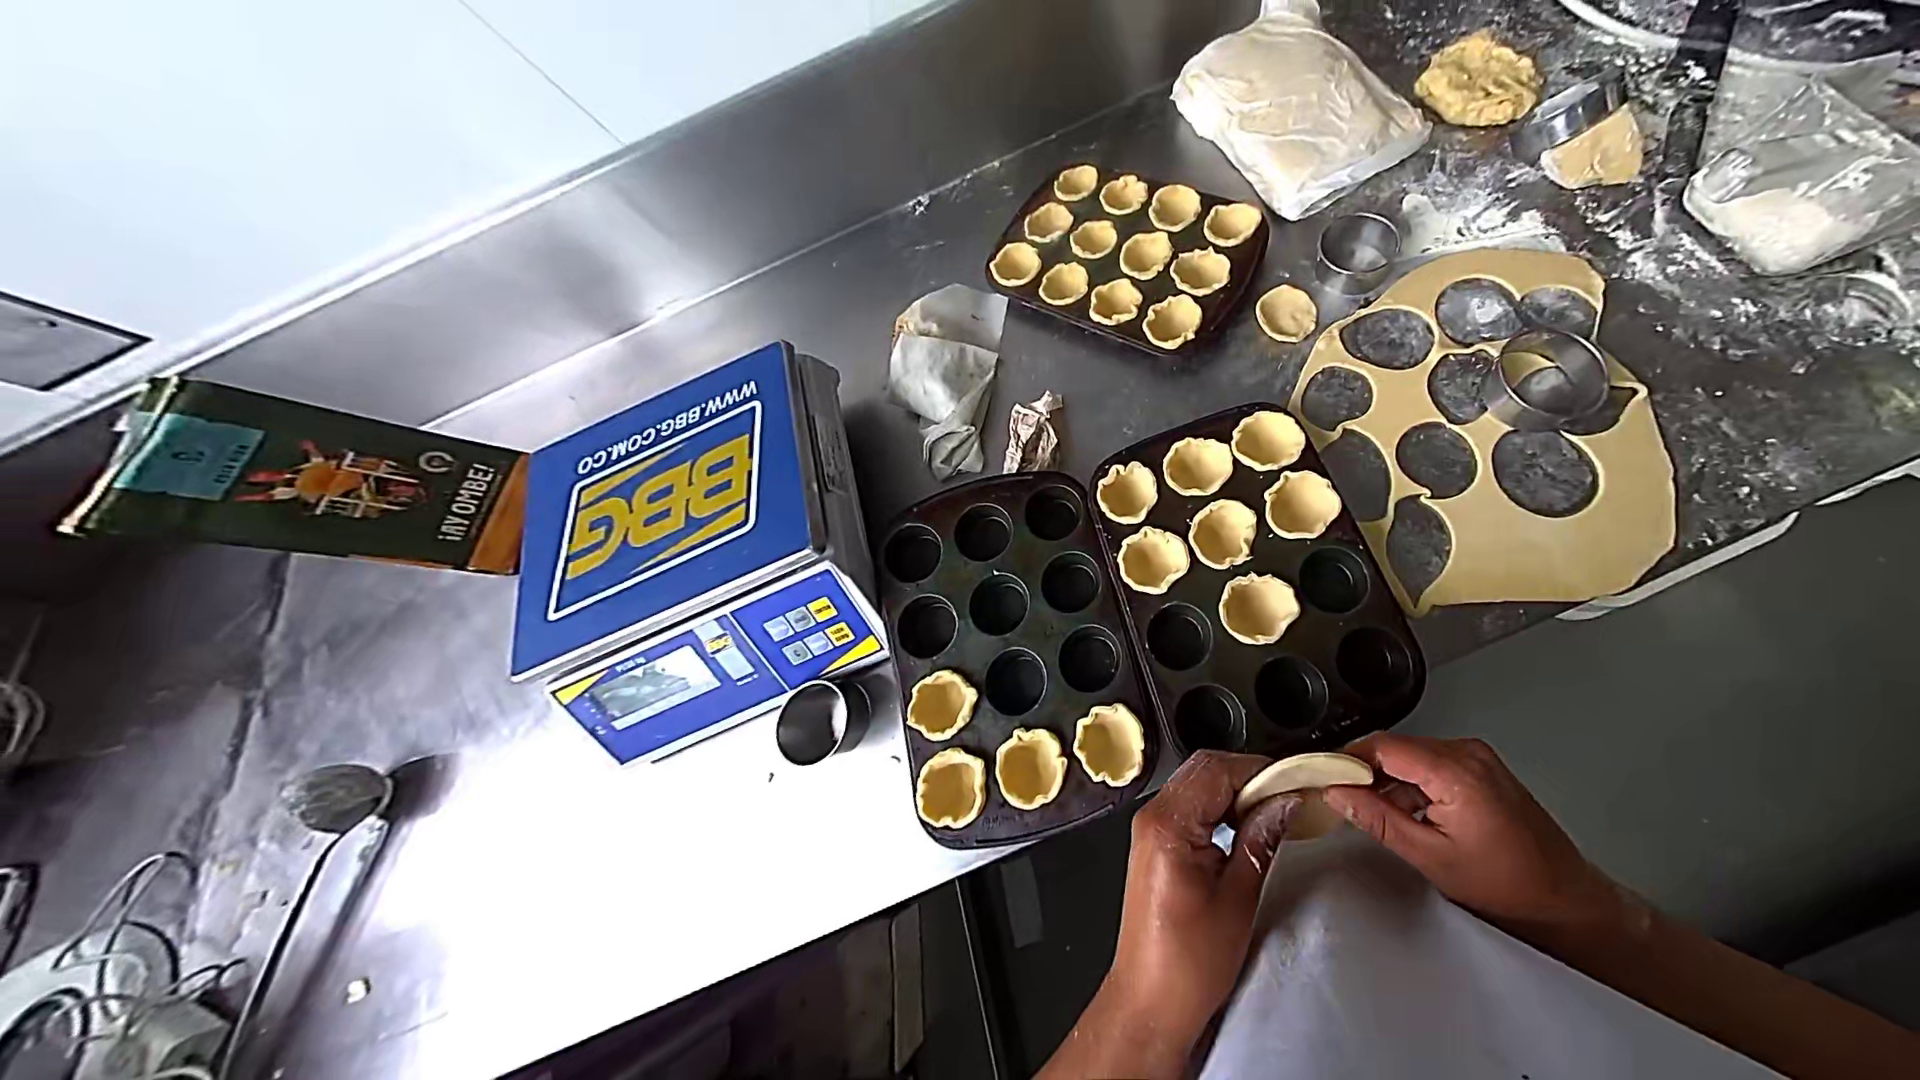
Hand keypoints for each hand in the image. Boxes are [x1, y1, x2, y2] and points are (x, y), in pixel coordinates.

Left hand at [1039, 751, 1300, 1078]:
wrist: (1152, 996)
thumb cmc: (1186, 961)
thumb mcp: (1237, 899)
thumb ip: (1261, 839)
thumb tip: (1285, 802)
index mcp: (1167, 824)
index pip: (1215, 770)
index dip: (1260, 769)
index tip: (1297, 778)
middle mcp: (1152, 816)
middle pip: (1203, 769)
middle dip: (1250, 774)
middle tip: (1291, 794)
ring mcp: (1151, 826)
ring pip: (1198, 783)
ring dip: (1236, 788)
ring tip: (1275, 810)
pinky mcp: (1156, 839)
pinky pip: (1191, 804)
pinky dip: (1221, 804)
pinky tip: (1247, 823)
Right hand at [1323, 734, 1624, 935]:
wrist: (1568, 904)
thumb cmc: (1507, 886)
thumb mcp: (1428, 855)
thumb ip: (1375, 817)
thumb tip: (1335, 792)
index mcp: (1456, 772)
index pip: (1381, 746)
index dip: (1345, 760)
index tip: (1322, 777)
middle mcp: (1468, 754)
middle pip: (1392, 746)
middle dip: (1362, 770)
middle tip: (1341, 796)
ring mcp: (1476, 758)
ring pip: (1407, 753)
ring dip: (1384, 777)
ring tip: (1373, 809)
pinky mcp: (1479, 768)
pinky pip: (1426, 761)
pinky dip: (1407, 781)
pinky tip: (1402, 809)